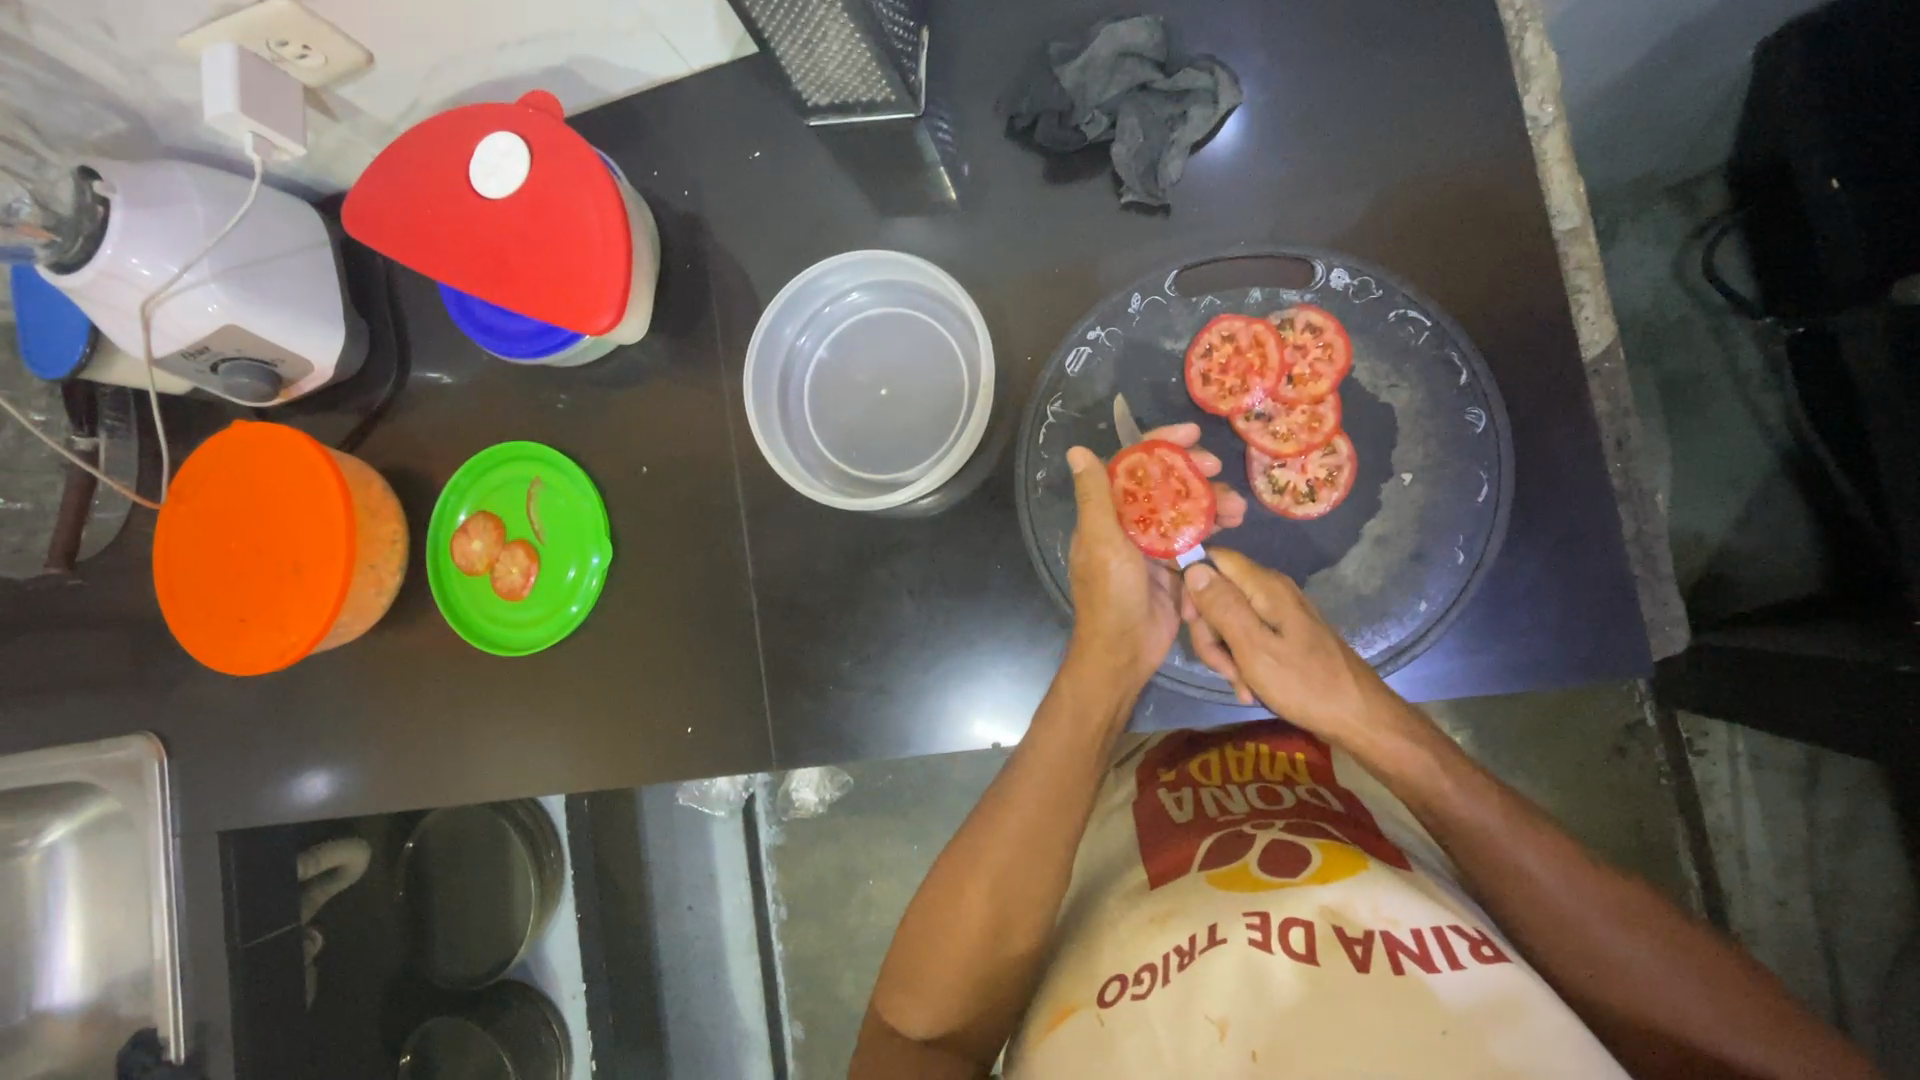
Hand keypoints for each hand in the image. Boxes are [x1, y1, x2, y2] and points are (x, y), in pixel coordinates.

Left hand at [1066, 423, 1246, 692]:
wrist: (1124, 652)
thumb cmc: (1109, 595)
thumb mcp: (1101, 541)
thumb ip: (1094, 496)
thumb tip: (1076, 449)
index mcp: (1107, 514)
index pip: (1132, 467)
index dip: (1160, 445)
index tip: (1192, 434)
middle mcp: (1128, 525)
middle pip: (1165, 486)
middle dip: (1193, 473)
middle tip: (1219, 468)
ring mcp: (1152, 547)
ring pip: (1185, 512)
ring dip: (1211, 503)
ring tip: (1237, 507)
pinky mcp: (1173, 569)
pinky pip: (1196, 541)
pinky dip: (1214, 531)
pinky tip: (1234, 526)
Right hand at [1180, 548, 1412, 747]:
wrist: (1358, 717)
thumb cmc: (1305, 684)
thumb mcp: (1254, 648)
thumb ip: (1222, 607)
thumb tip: (1193, 568)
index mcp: (1264, 586)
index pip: (1212, 560)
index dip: (1192, 585)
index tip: (1189, 621)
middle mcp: (1270, 591)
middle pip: (1217, 594)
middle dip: (1209, 632)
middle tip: (1222, 667)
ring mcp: (1278, 613)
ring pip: (1228, 619)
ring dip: (1225, 654)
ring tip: (1241, 684)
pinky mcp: (1284, 634)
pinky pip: (1247, 636)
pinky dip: (1241, 661)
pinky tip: (1250, 687)